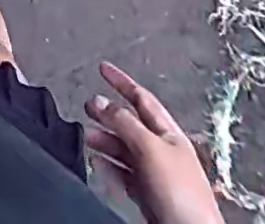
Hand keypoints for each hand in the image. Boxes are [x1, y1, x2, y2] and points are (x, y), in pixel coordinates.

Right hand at [85, 62, 224, 223]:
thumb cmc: (177, 190)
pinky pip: (125, 174)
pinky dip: (110, 167)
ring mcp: (155, 175)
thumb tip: (99, 100)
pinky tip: (98, 163)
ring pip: (125, 150)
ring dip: (106, 140)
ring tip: (87, 136)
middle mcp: (162, 150)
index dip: (121, 81)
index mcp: (168, 133)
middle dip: (108, 113)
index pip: (142, 98)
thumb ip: (124, 122)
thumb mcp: (149, 147)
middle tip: (87, 105)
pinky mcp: (148, 197)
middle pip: (131, 124)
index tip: (103, 68)